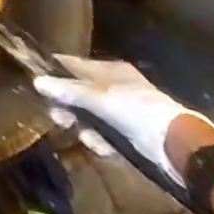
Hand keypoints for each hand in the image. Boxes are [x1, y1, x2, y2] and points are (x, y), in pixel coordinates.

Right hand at [32, 55, 213, 185]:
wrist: (178, 147)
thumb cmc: (137, 111)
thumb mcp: (100, 98)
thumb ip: (68, 91)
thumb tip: (36, 81)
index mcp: (109, 70)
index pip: (72, 64)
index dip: (54, 71)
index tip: (36, 83)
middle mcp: (112, 87)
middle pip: (77, 93)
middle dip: (67, 107)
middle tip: (58, 119)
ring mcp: (120, 111)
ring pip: (88, 117)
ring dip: (84, 129)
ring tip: (89, 139)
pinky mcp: (126, 134)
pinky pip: (102, 134)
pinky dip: (100, 142)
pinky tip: (104, 148)